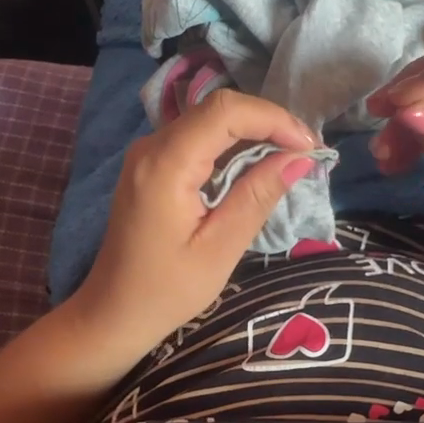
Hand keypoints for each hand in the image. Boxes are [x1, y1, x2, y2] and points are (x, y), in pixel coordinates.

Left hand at [67, 91, 319, 360]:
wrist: (113, 312)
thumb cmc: (166, 290)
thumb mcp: (220, 248)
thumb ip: (258, 196)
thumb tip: (301, 158)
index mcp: (165, 165)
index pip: (226, 112)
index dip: (273, 119)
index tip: (310, 147)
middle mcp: (151, 147)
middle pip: (217, 110)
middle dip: (268, 123)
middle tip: (307, 154)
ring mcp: (147, 154)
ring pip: (208, 121)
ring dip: (252, 133)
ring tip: (290, 160)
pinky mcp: (150, 166)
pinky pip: (196, 140)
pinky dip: (231, 147)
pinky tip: (256, 169)